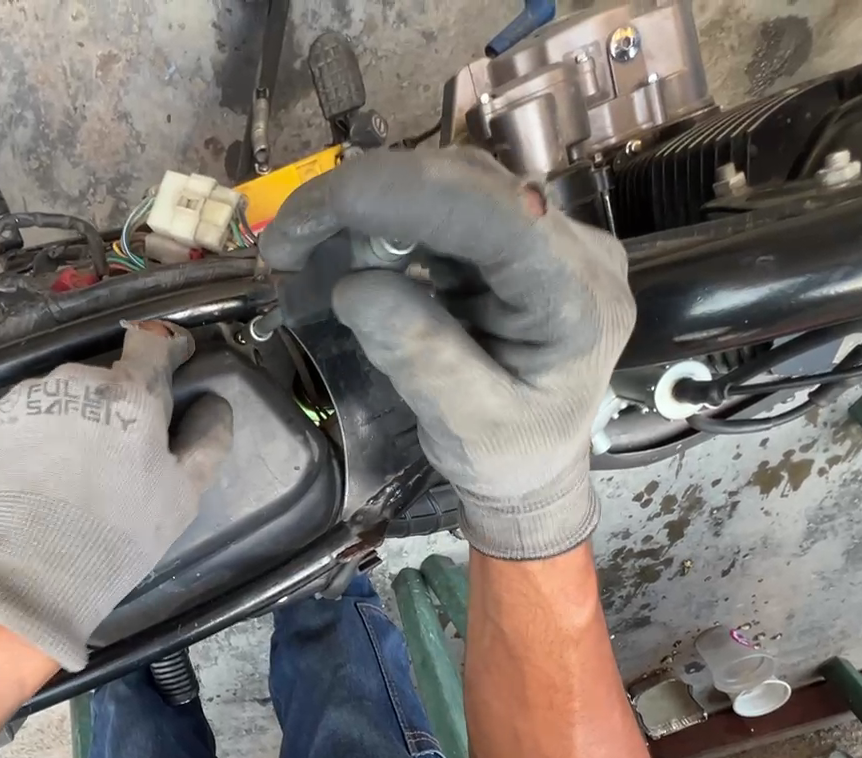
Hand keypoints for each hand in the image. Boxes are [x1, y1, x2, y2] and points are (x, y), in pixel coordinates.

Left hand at [0, 321, 233, 668]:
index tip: (170, 364)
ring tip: (71, 469)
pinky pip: (25, 416)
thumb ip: (209, 440)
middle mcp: (77, 379)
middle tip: (114, 452)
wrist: (37, 570)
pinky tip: (39, 473)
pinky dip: (35, 435)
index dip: (166, 349)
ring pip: (62, 396)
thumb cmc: (122, 533)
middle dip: (115, 403)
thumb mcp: (184, 494)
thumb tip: (215, 404)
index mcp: (132, 392)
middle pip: (106, 376)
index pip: (153, 340)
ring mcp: (29, 396)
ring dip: (73, 417)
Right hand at [262, 147, 634, 559]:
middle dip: (366, 197)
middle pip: (467, 186)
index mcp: (576, 298)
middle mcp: (571, 249)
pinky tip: (346, 249)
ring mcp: (544, 240)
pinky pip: (443, 213)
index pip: (492, 216)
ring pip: (450, 188)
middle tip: (286, 240)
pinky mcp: (511, 245)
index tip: (308, 217)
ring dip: (368, 208)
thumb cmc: (509, 456)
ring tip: (306, 249)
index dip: (398, 198)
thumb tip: (354, 288)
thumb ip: (422, 358)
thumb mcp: (465, 426)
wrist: (534, 468)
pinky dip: (383, 224)